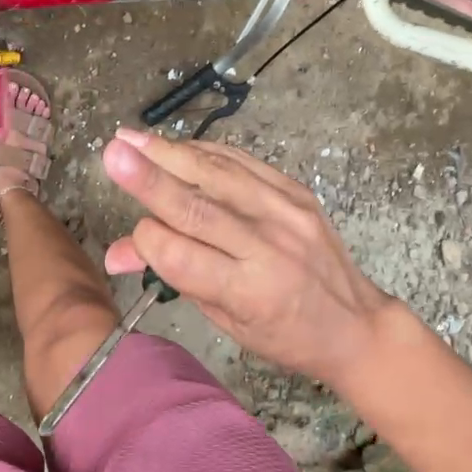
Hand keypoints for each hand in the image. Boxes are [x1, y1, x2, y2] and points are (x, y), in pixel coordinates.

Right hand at [102, 127, 394, 381]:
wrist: (357, 325)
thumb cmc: (284, 333)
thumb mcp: (226, 321)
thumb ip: (174, 276)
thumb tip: (115, 254)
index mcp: (251, 293)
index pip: (182, 257)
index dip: (148, 240)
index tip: (131, 232)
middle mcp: (270, 248)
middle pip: (199, 208)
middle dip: (151, 179)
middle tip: (114, 151)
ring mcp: (287, 212)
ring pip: (219, 174)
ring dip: (170, 152)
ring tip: (131, 138)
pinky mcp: (296, 190)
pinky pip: (241, 161)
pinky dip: (203, 151)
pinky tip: (174, 145)